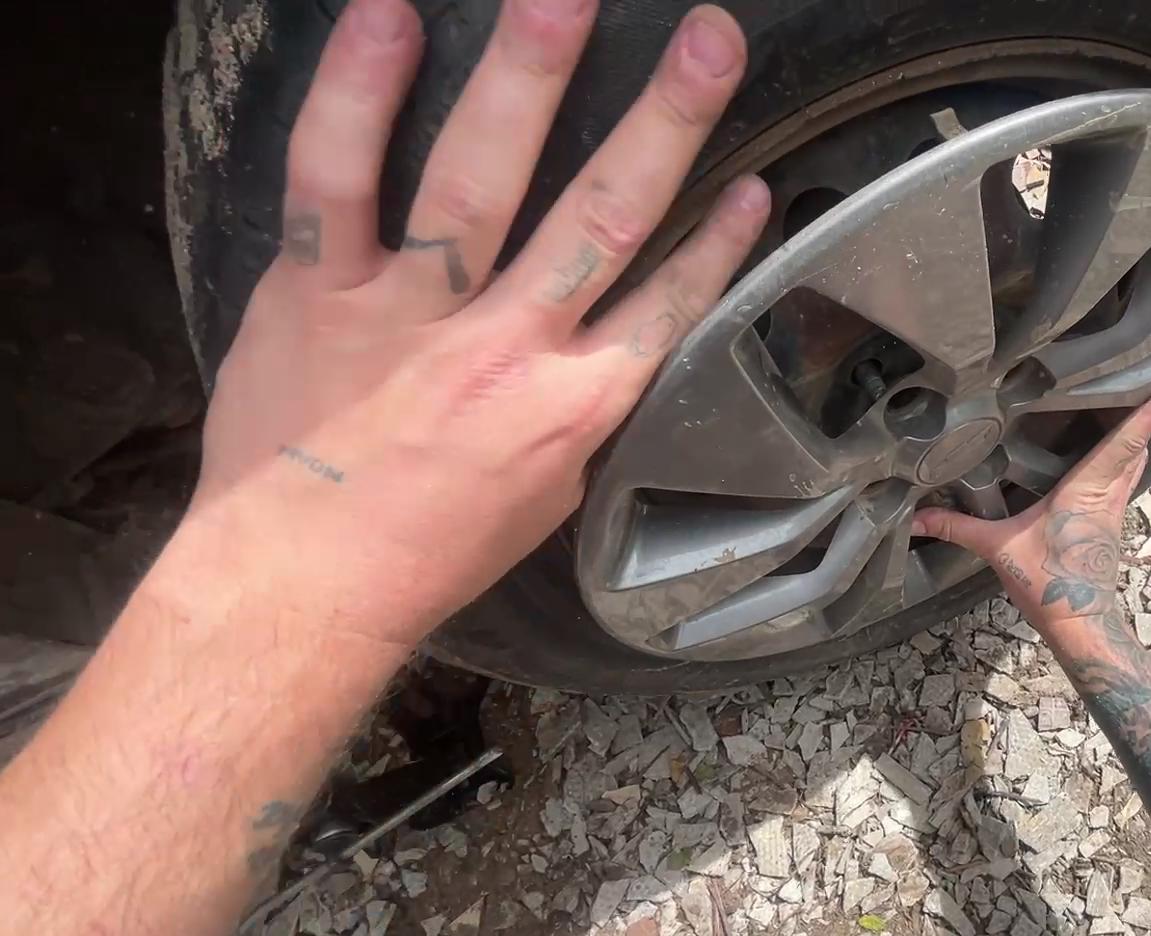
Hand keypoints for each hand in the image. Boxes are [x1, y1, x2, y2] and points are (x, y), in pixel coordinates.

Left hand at [176, 0, 769, 644]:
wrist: (309, 578)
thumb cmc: (450, 543)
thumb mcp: (558, 486)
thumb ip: (586, 403)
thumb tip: (606, 346)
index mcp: (579, 405)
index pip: (670, 304)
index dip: (719, 241)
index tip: (756, 185)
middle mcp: (510, 345)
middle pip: (603, 217)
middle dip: (666, 122)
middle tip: (709, 41)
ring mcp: (411, 309)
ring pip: (479, 177)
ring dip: (529, 78)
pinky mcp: (315, 289)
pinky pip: (335, 178)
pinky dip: (360, 94)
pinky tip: (392, 17)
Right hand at [911, 376, 1150, 638]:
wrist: (1079, 622)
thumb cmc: (1047, 583)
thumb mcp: (998, 550)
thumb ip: (957, 528)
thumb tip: (915, 518)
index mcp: (1086, 488)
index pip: (1126, 439)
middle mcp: (1109, 494)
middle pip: (1140, 444)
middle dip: (1150, 411)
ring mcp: (1114, 509)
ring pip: (1137, 462)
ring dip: (1140, 435)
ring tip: (1137, 405)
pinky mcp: (1111, 523)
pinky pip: (1126, 480)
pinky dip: (1127, 459)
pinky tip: (1112, 454)